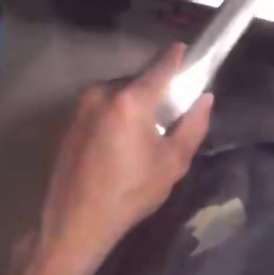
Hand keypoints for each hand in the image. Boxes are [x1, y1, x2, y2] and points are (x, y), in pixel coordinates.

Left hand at [27, 44, 213, 274]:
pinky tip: (119, 145)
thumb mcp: (172, 163)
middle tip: (168, 115)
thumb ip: (193, 125)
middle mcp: (102, 92)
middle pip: (138, 80)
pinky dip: (115, 115)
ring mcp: (81, 105)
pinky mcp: (68, 119)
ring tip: (142, 136)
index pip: (161, 66)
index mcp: (130, 100)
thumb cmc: (129, 194)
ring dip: (133, 104)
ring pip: (118, 93)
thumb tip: (205, 99)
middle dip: (154, 91)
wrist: (72, 223)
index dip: (177, 57)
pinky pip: (102, 106)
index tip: (185, 50)